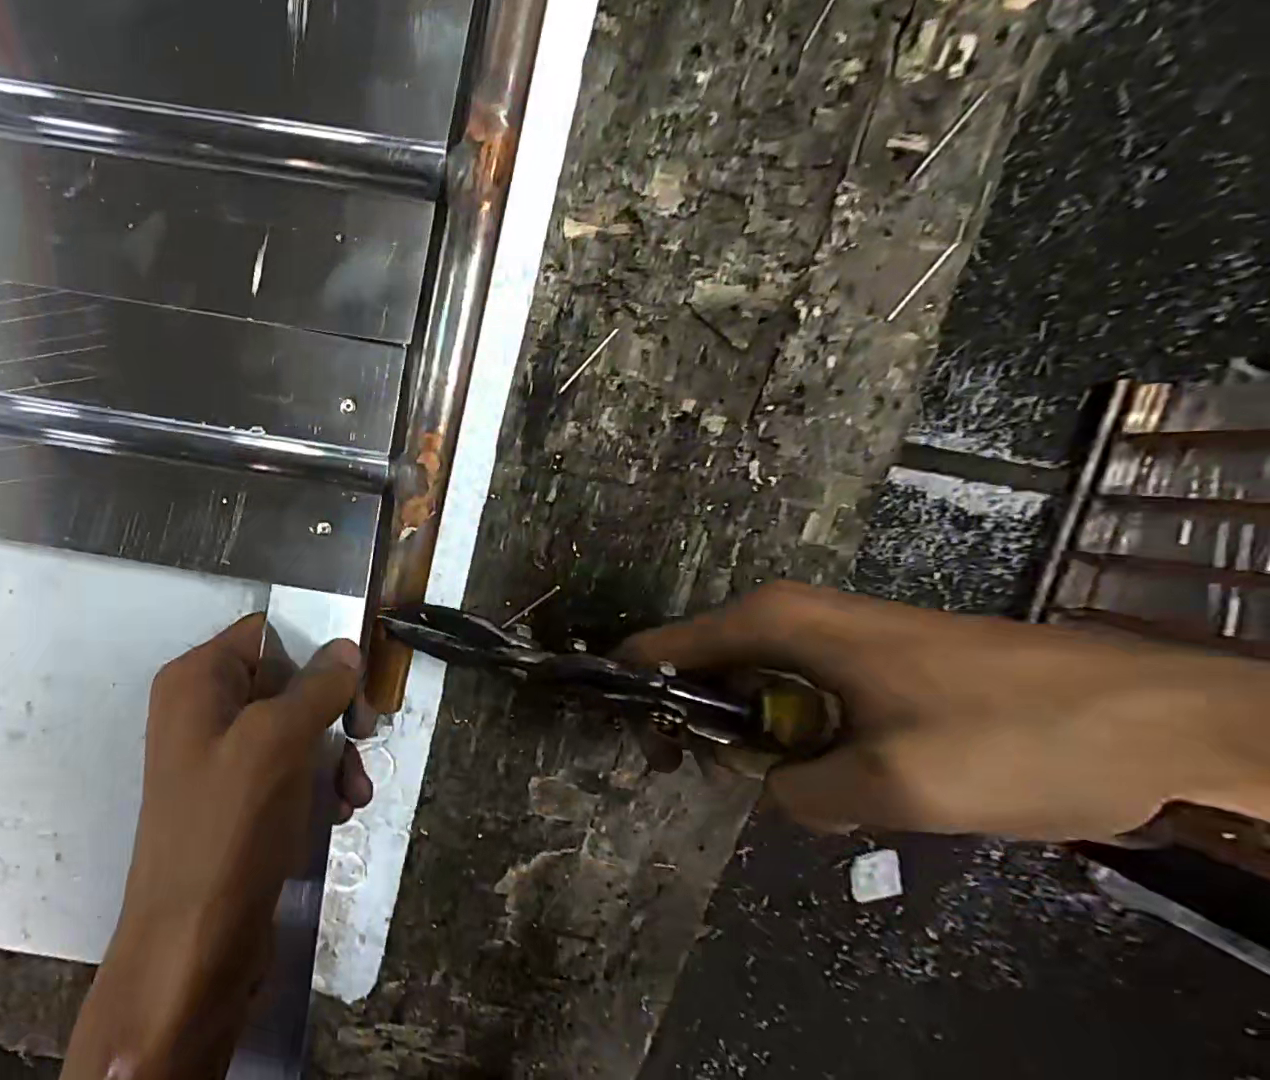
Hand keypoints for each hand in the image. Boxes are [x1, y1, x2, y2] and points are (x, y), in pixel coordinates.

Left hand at [63, 614, 369, 1079]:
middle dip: (331, 712)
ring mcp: (219, 757)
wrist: (191, 947)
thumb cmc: (228, 827)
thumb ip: (317, 686)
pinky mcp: (236, 799)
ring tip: (352, 795)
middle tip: (367, 737)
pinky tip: (335, 814)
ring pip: (295, 729)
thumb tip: (347, 647)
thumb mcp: (278, 742)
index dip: (315, 647)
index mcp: (197, 680)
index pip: (265, 633)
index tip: (360, 679)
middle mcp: (202, 709)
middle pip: (286, 681)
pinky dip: (316, 784)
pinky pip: (287, 769)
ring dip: (332, 755)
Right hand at [618, 582, 1269, 841]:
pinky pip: (797, 696)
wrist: (1164, 718)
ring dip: (759, 739)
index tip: (628, 740)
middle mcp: (787, 615)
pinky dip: (799, 735)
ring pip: (751, 688)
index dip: (634, 692)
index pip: (661, 647)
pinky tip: (846, 771)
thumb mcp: (893, 785)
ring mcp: (828, 632)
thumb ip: (796, 793)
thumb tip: (772, 787)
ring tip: (803, 786)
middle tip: (727, 780)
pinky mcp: (863, 656)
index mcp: (773, 622)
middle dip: (703, 726)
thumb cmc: (1012, 735)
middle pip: (702, 669)